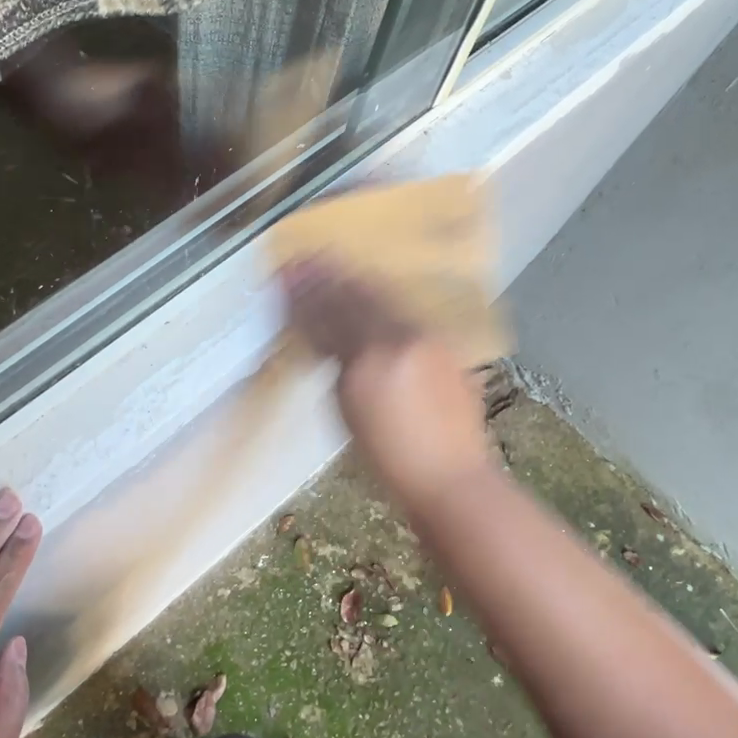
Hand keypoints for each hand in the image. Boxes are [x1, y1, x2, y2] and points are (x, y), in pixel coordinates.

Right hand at [280, 258, 493, 507]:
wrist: (450, 479)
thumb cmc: (390, 457)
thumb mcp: (348, 409)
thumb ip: (336, 360)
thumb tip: (322, 330)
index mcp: (372, 356)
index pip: (331, 311)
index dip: (306, 290)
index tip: (287, 270)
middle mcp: (401, 336)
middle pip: (358, 295)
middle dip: (329, 276)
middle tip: (305, 258)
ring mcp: (427, 337)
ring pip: (384, 297)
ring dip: (354, 280)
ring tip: (333, 265)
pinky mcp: (444, 345)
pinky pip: (403, 309)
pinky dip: (380, 298)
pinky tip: (370, 293)